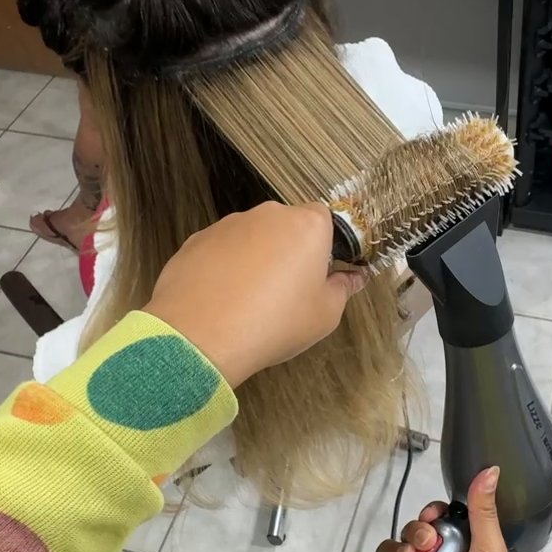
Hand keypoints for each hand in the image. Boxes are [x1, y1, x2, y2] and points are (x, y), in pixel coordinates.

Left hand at [143, 202, 365, 385]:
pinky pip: (222, 249)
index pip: (325, 218)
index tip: (320, 273)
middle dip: (289, 249)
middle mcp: (269, 215)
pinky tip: (223, 299)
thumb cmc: (276, 323)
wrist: (201, 336)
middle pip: (287, 225)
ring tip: (250, 299)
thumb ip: (343, 289)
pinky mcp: (197, 240)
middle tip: (287, 290)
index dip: (324, 244)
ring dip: (256, 257)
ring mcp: (229, 224)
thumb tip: (354, 278)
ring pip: (253, 236)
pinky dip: (226, 267)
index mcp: (307, 225)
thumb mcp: (325, 315)